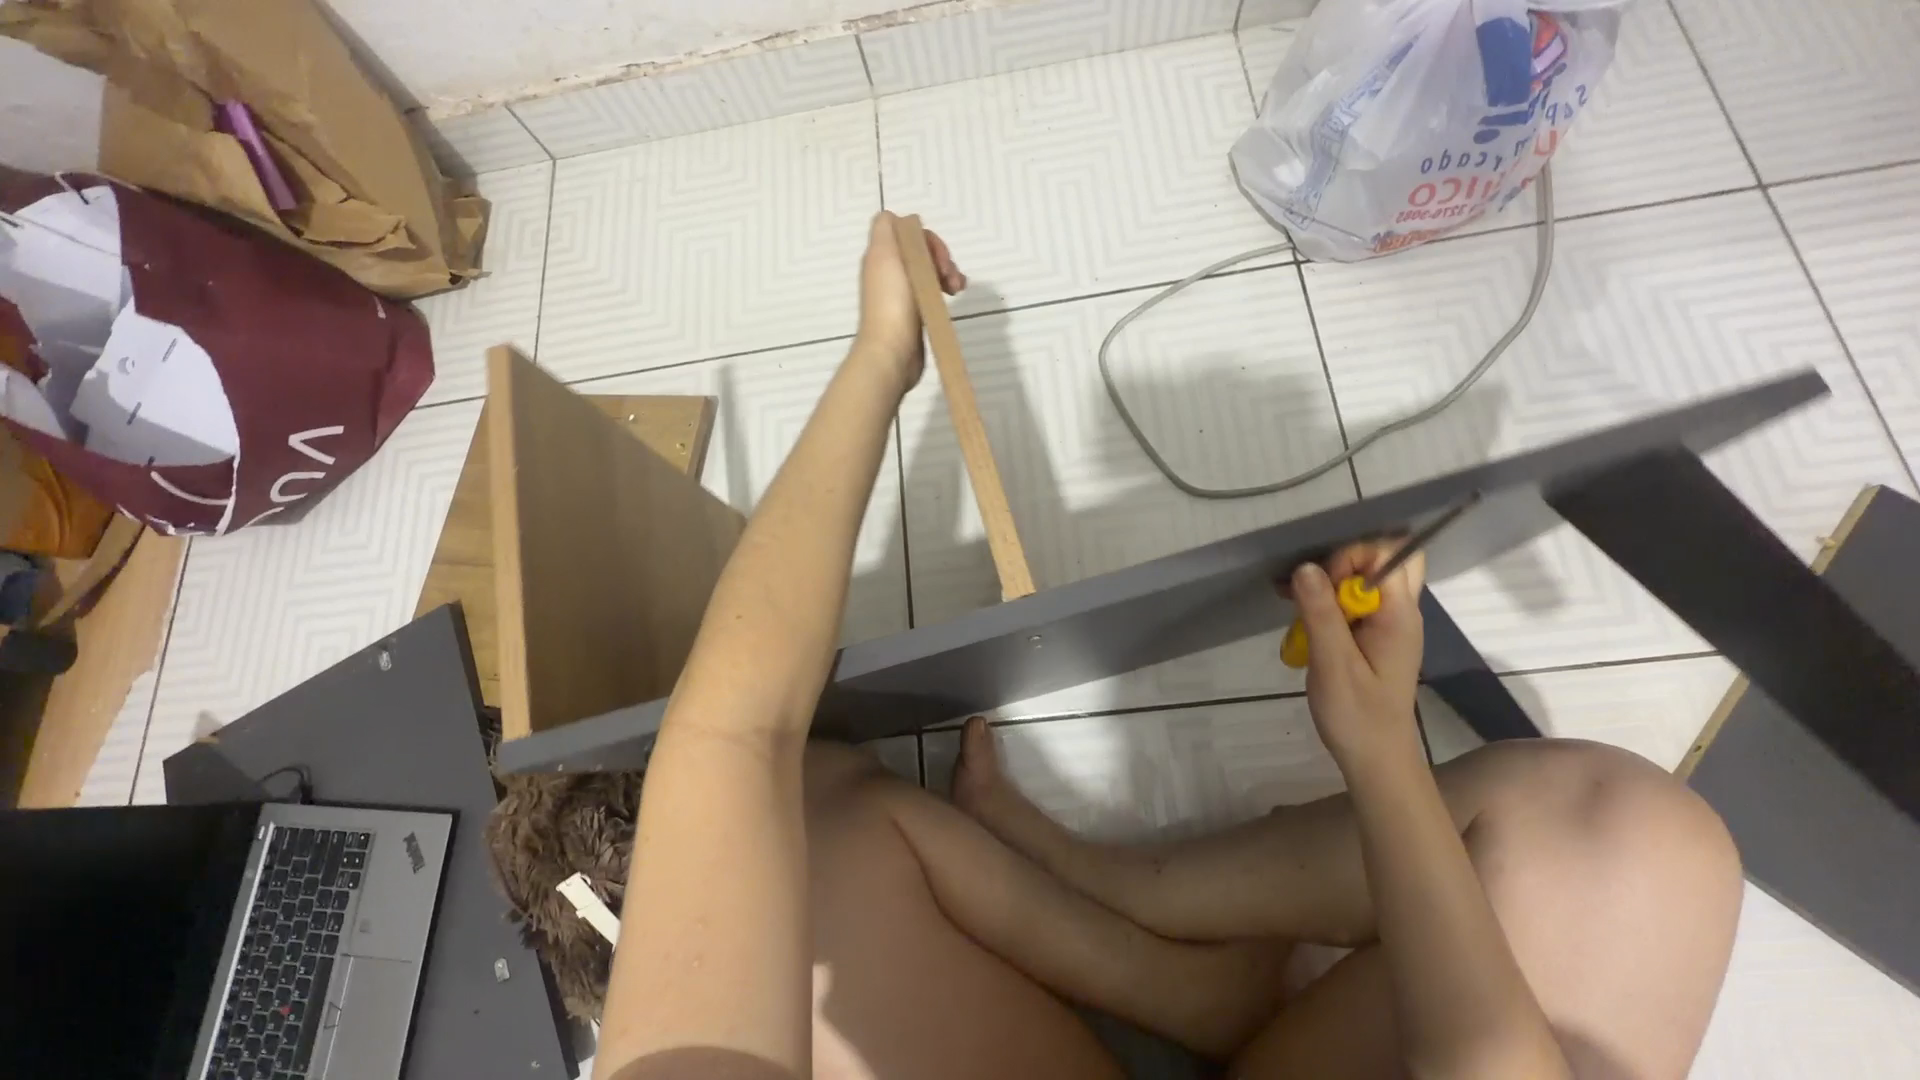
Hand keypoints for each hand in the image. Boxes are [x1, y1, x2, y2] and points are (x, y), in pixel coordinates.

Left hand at [853, 211, 965, 390]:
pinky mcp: (915, 312)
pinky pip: (933, 291)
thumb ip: (888, 228)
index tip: (933, 255)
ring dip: (948, 272)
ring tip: (957, 289)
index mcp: (881, 255)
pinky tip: (955, 297)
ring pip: (930, 270)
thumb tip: (905, 221)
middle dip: (940, 256)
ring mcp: (902, 293)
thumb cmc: (892, 302)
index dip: (924, 237)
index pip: (906, 230)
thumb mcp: (884, 254)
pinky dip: (946, 289)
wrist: (892, 352)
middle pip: (920, 250)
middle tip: (948, 275)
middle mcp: (890, 271)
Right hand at [1286, 541, 1426, 769]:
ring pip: (1367, 578)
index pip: (1389, 554)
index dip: (1351, 557)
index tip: (1321, 584)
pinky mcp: (1374, 636)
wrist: (1376, 759)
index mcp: (1399, 615)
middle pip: (1384, 559)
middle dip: (1342, 561)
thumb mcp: (1332, 664)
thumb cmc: (1357, 715)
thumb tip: (1306, 567)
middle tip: (1310, 586)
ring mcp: (1389, 624)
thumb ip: (1321, 613)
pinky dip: (1328, 600)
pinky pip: (1356, 601)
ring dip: (1330, 581)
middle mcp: (1401, 612)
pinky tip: (1300, 615)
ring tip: (1293, 599)